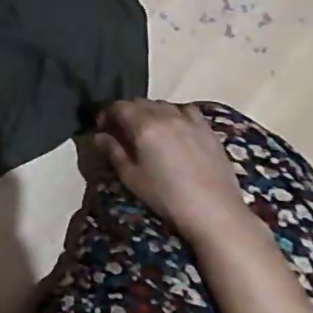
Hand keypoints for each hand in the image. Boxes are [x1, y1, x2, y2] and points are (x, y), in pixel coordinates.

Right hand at [94, 100, 254, 242]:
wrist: (213, 210)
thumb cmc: (165, 196)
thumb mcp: (131, 177)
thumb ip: (113, 151)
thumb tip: (99, 136)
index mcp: (144, 126)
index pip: (119, 106)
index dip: (107, 113)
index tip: (103, 127)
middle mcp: (166, 116)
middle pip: (141, 102)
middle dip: (127, 111)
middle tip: (122, 130)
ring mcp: (190, 121)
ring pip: (163, 104)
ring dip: (150, 111)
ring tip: (148, 129)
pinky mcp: (208, 130)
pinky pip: (187, 111)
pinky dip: (175, 114)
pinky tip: (176, 129)